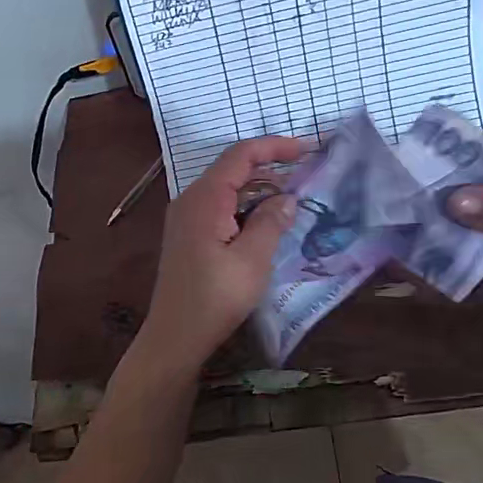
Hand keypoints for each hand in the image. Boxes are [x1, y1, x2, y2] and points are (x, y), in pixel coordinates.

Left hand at [142, 137, 306, 362]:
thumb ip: (271, 222)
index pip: (240, 155)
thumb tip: (286, 198)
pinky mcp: (188, 236)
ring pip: (226, 190)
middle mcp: (190, 201)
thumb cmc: (215, 298)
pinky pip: (219, 208)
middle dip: (270, 168)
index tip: (307, 150)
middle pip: (232, 169)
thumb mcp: (252, 260)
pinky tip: (265, 224)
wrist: (175, 336)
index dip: (275, 147)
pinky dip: (244, 208)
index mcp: (204, 199)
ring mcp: (185, 218)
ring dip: (258, 191)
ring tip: (291, 203)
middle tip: (305, 180)